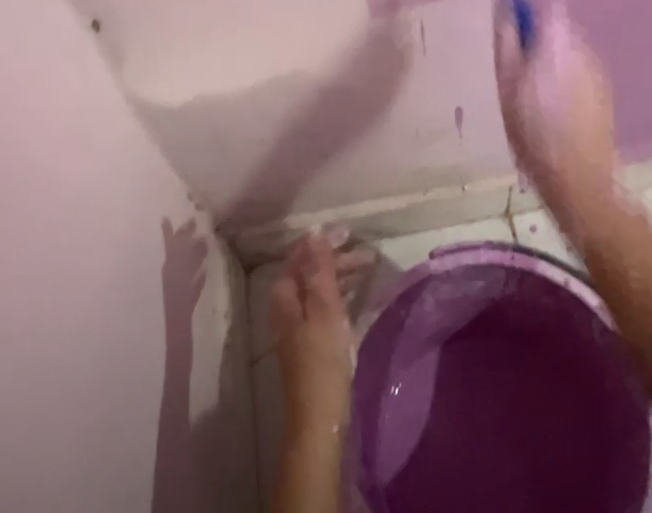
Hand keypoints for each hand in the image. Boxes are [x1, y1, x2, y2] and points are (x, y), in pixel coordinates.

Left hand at [270, 232, 355, 439]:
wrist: (319, 419)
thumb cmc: (323, 362)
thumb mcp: (325, 311)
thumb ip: (320, 271)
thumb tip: (314, 232)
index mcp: (284, 297)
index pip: (299, 256)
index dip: (321, 242)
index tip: (350, 233)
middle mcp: (285, 308)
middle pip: (308, 272)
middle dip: (334, 259)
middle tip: (366, 254)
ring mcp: (296, 326)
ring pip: (316, 289)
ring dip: (339, 275)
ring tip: (368, 268)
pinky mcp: (309, 342)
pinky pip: (322, 305)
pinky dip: (338, 295)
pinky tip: (356, 297)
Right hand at [494, 0, 618, 204]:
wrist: (578, 178)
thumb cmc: (532, 130)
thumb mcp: (506, 83)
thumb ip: (507, 37)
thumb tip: (504, 0)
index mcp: (557, 39)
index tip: (504, 0)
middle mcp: (582, 46)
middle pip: (554, 23)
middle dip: (532, 31)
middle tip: (508, 61)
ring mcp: (596, 69)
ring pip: (564, 47)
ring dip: (546, 54)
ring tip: (526, 90)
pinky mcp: (602, 90)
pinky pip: (575, 68)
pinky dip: (559, 74)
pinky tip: (548, 105)